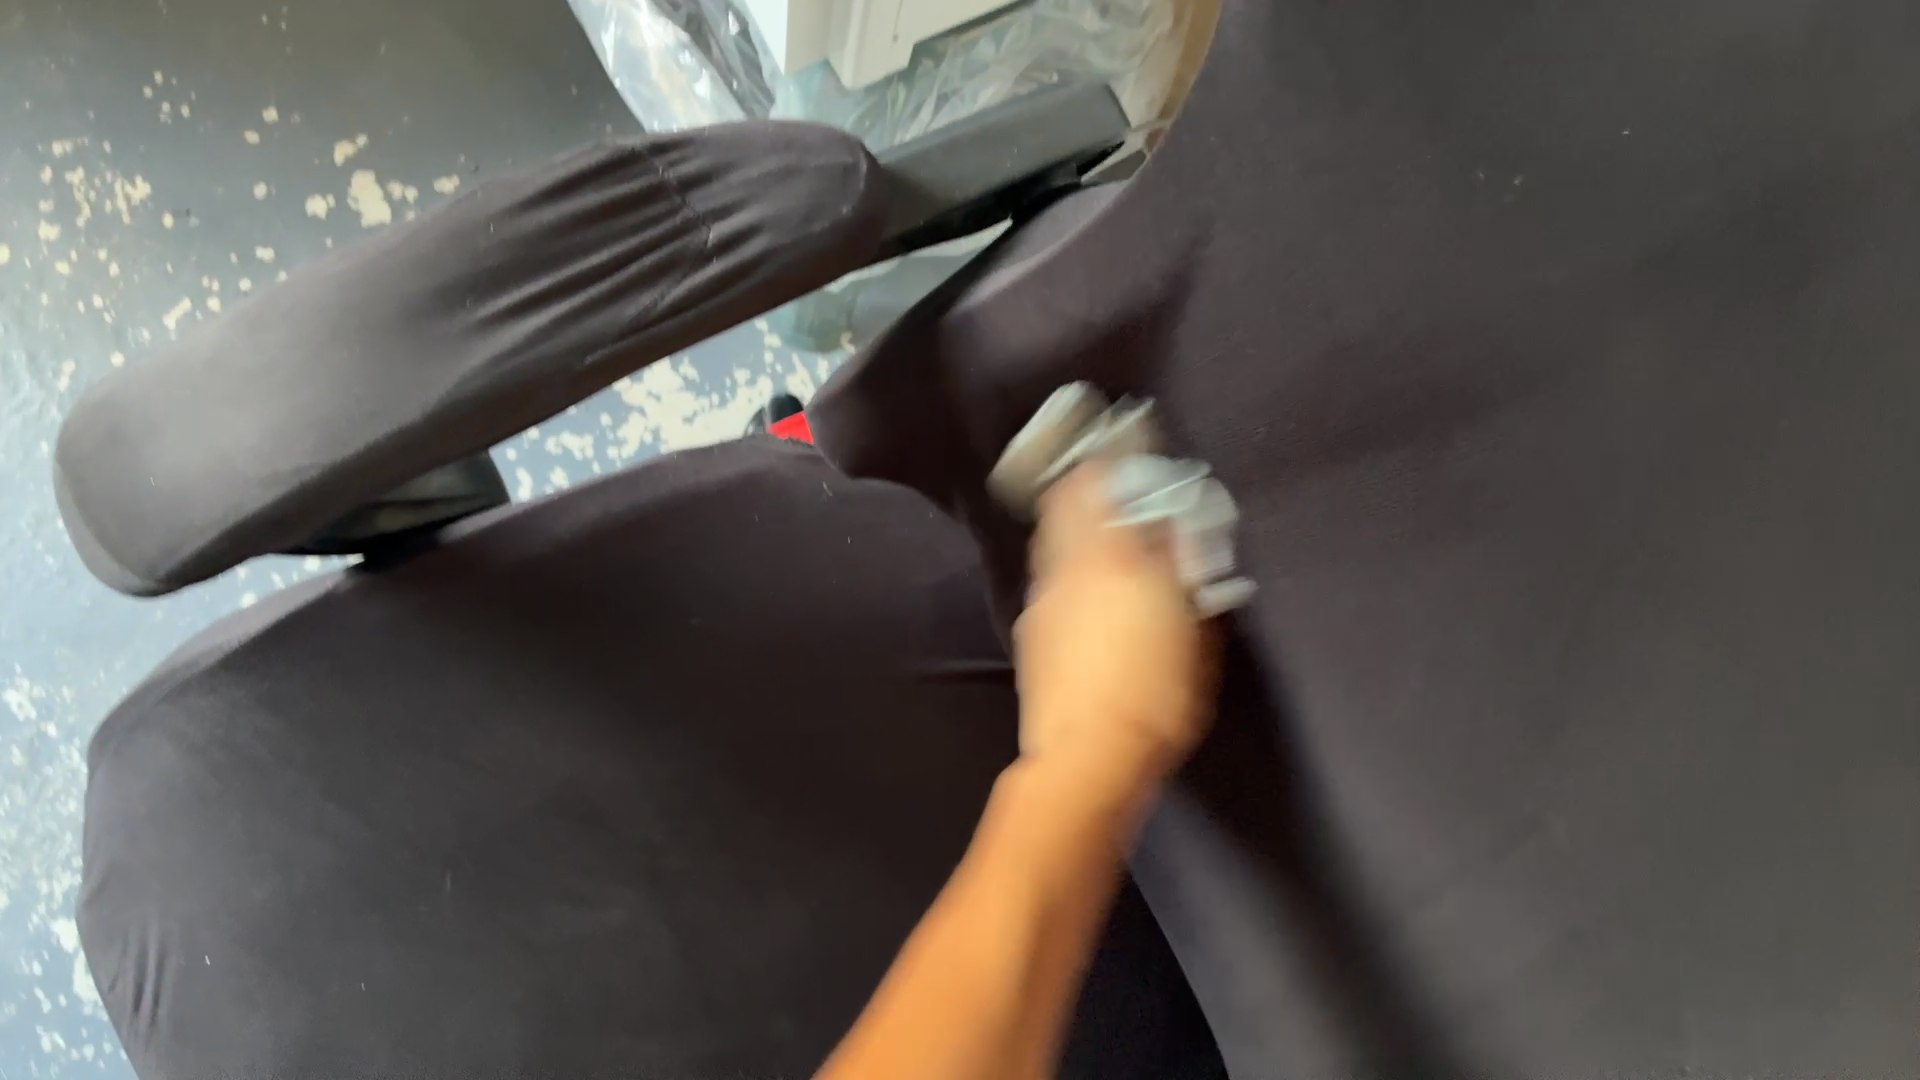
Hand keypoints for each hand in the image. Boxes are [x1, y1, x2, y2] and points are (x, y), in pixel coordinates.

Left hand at [1013, 462, 1220, 791]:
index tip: (1130, 453)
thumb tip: (1182, 544)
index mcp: (1118, 562)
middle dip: (1087, 483)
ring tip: (1099, 531)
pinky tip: (1082, 586)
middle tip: (1111, 482)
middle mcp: (1072, 567)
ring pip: (1052, 537)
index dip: (1115, 462)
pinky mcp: (1029, 624)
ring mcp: (1043, 595)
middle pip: (1066, 501)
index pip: (1106, 487)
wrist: (1085, 755)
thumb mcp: (1193, 641)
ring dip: (1072, 522)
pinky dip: (1064, 564)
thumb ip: (1188, 582)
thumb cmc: (1154, 702)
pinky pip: (1047, 575)